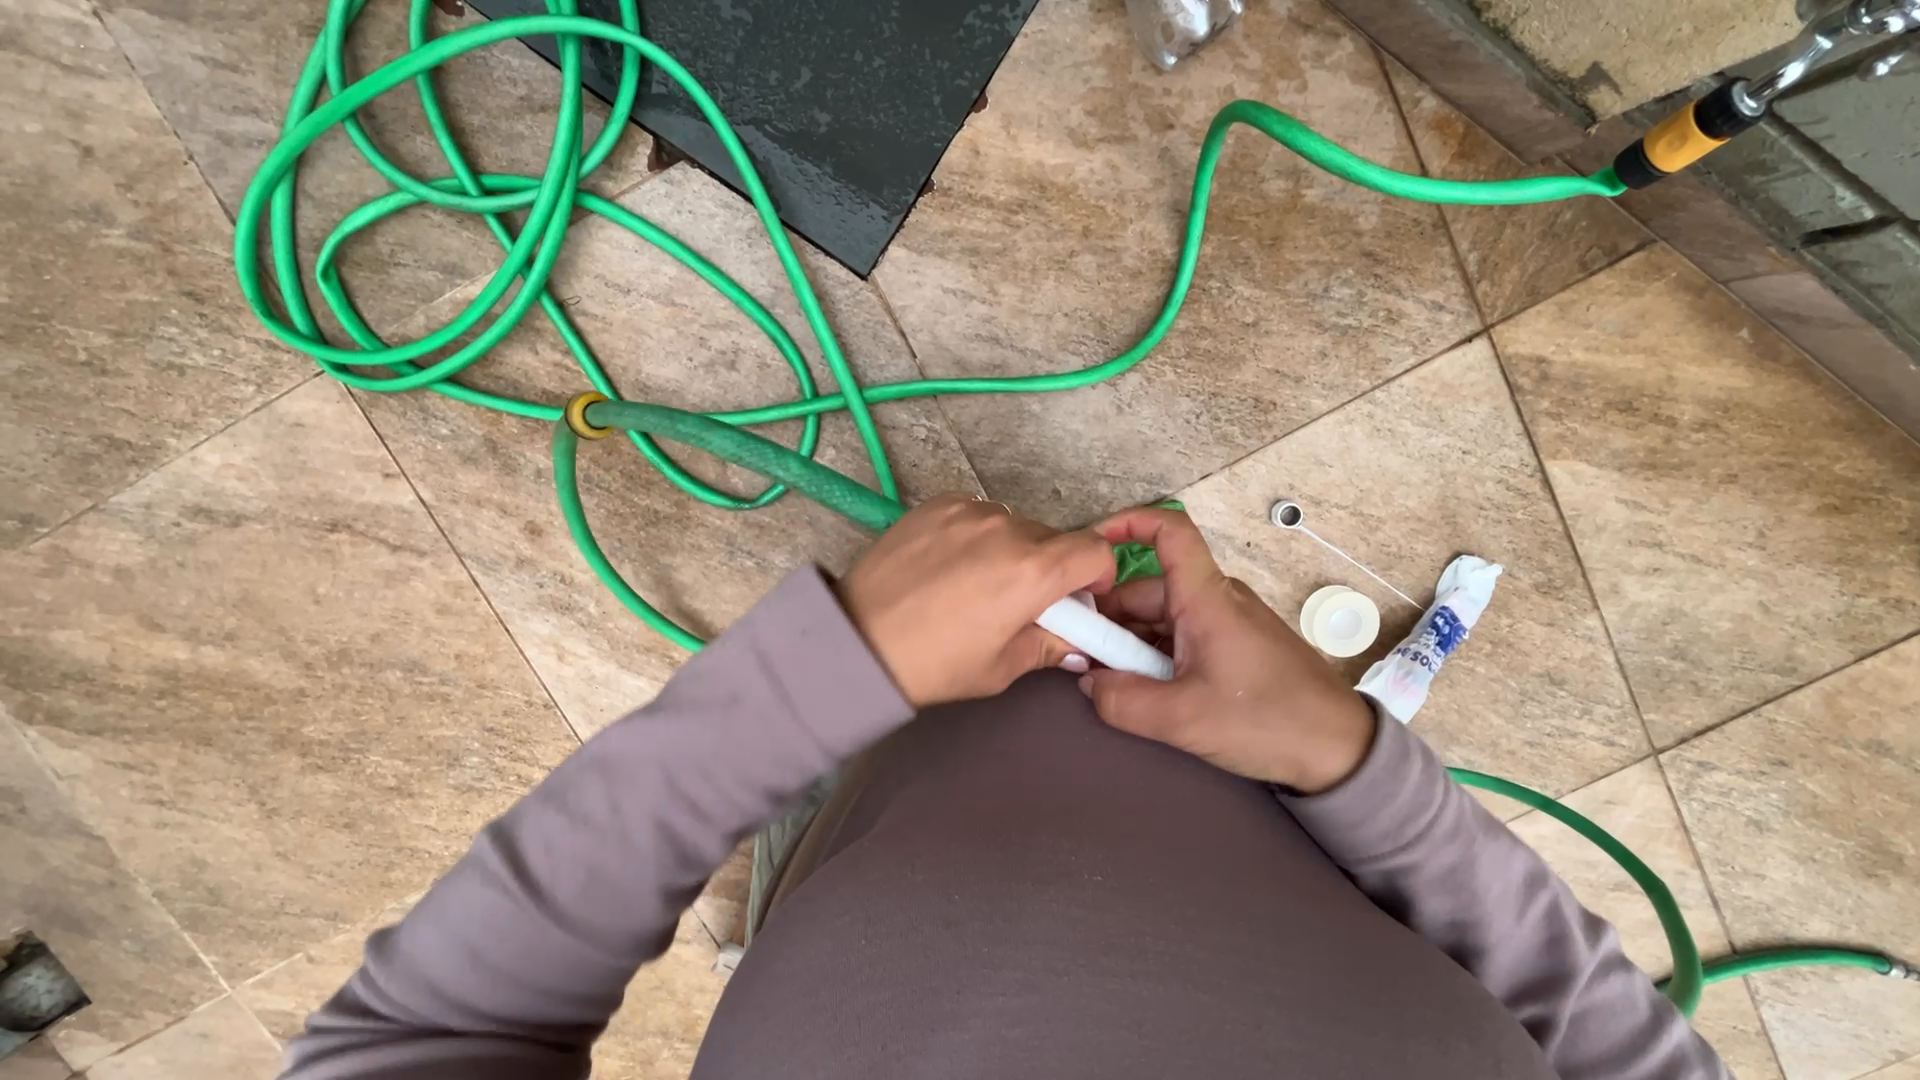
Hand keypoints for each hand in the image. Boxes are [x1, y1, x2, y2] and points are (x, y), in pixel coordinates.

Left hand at [838, 494, 1117, 707]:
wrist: (856, 639)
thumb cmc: (932, 663)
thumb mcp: (1001, 668)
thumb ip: (1050, 645)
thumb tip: (1077, 641)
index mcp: (1032, 572)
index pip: (1096, 550)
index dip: (1097, 575)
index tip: (1079, 596)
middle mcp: (1006, 529)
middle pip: (1054, 539)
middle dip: (1050, 568)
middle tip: (1020, 601)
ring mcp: (969, 511)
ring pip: (1014, 525)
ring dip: (1011, 549)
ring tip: (975, 583)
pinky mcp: (938, 504)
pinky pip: (977, 514)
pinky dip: (976, 535)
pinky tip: (949, 566)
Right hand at [1078, 506, 1375, 793]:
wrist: (1342, 752)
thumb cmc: (1267, 721)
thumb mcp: (1183, 718)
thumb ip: (1123, 701)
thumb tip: (1088, 681)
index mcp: (1206, 598)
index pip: (1169, 531)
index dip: (1127, 524)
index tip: (1087, 550)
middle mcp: (1215, 599)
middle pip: (1147, 588)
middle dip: (1108, 617)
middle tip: (1080, 656)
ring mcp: (1225, 622)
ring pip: (1159, 617)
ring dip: (1129, 643)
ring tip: (1110, 682)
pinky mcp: (1233, 646)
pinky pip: (1179, 637)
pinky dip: (1152, 656)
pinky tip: (1142, 689)